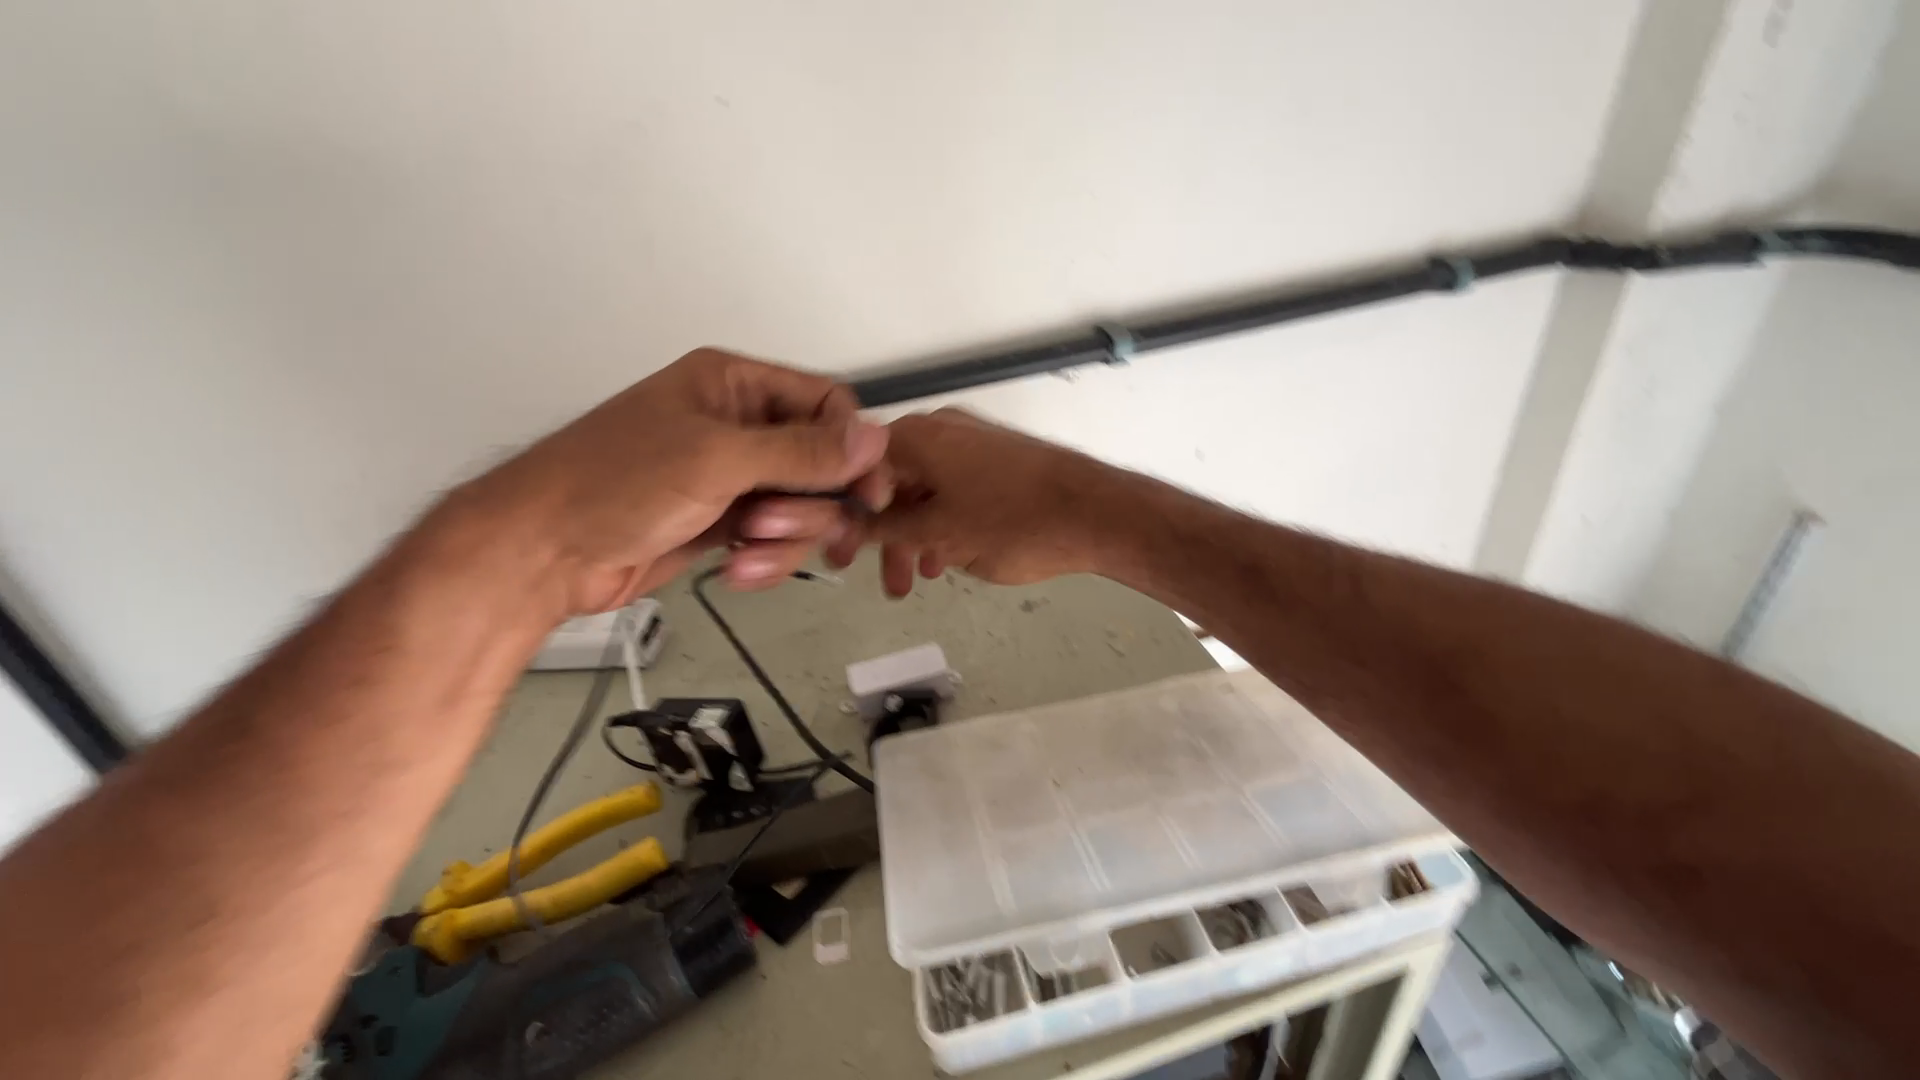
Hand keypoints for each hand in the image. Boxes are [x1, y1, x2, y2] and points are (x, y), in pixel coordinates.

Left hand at [459, 348, 890, 612]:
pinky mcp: (724, 524)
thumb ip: (803, 451)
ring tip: (745, 552)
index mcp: (735, 386)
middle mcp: (740, 427)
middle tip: (774, 528)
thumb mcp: (717, 459)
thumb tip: (877, 436)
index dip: (854, 449)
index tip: (870, 495)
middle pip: (822, 463)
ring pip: (803, 507)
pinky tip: (736, 572)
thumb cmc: (617, 484)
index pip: (826, 406)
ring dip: (786, 538)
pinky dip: (766, 559)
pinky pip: (775, 539)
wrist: (543, 554)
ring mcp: (732, 479)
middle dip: (809, 504)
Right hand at [825, 408, 1119, 596]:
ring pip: (924, 493)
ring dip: (913, 538)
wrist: (1098, 513)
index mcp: (917, 437)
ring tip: (914, 583)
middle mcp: (941, 431)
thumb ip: (884, 529)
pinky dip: (943, 526)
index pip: (857, 469)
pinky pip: (954, 493)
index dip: (844, 513)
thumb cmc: (1010, 522)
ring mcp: (973, 446)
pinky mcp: (999, 464)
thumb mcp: (937, 533)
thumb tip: (842, 525)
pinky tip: (947, 562)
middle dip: (882, 536)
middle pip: (891, 483)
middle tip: (873, 578)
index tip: (837, 552)